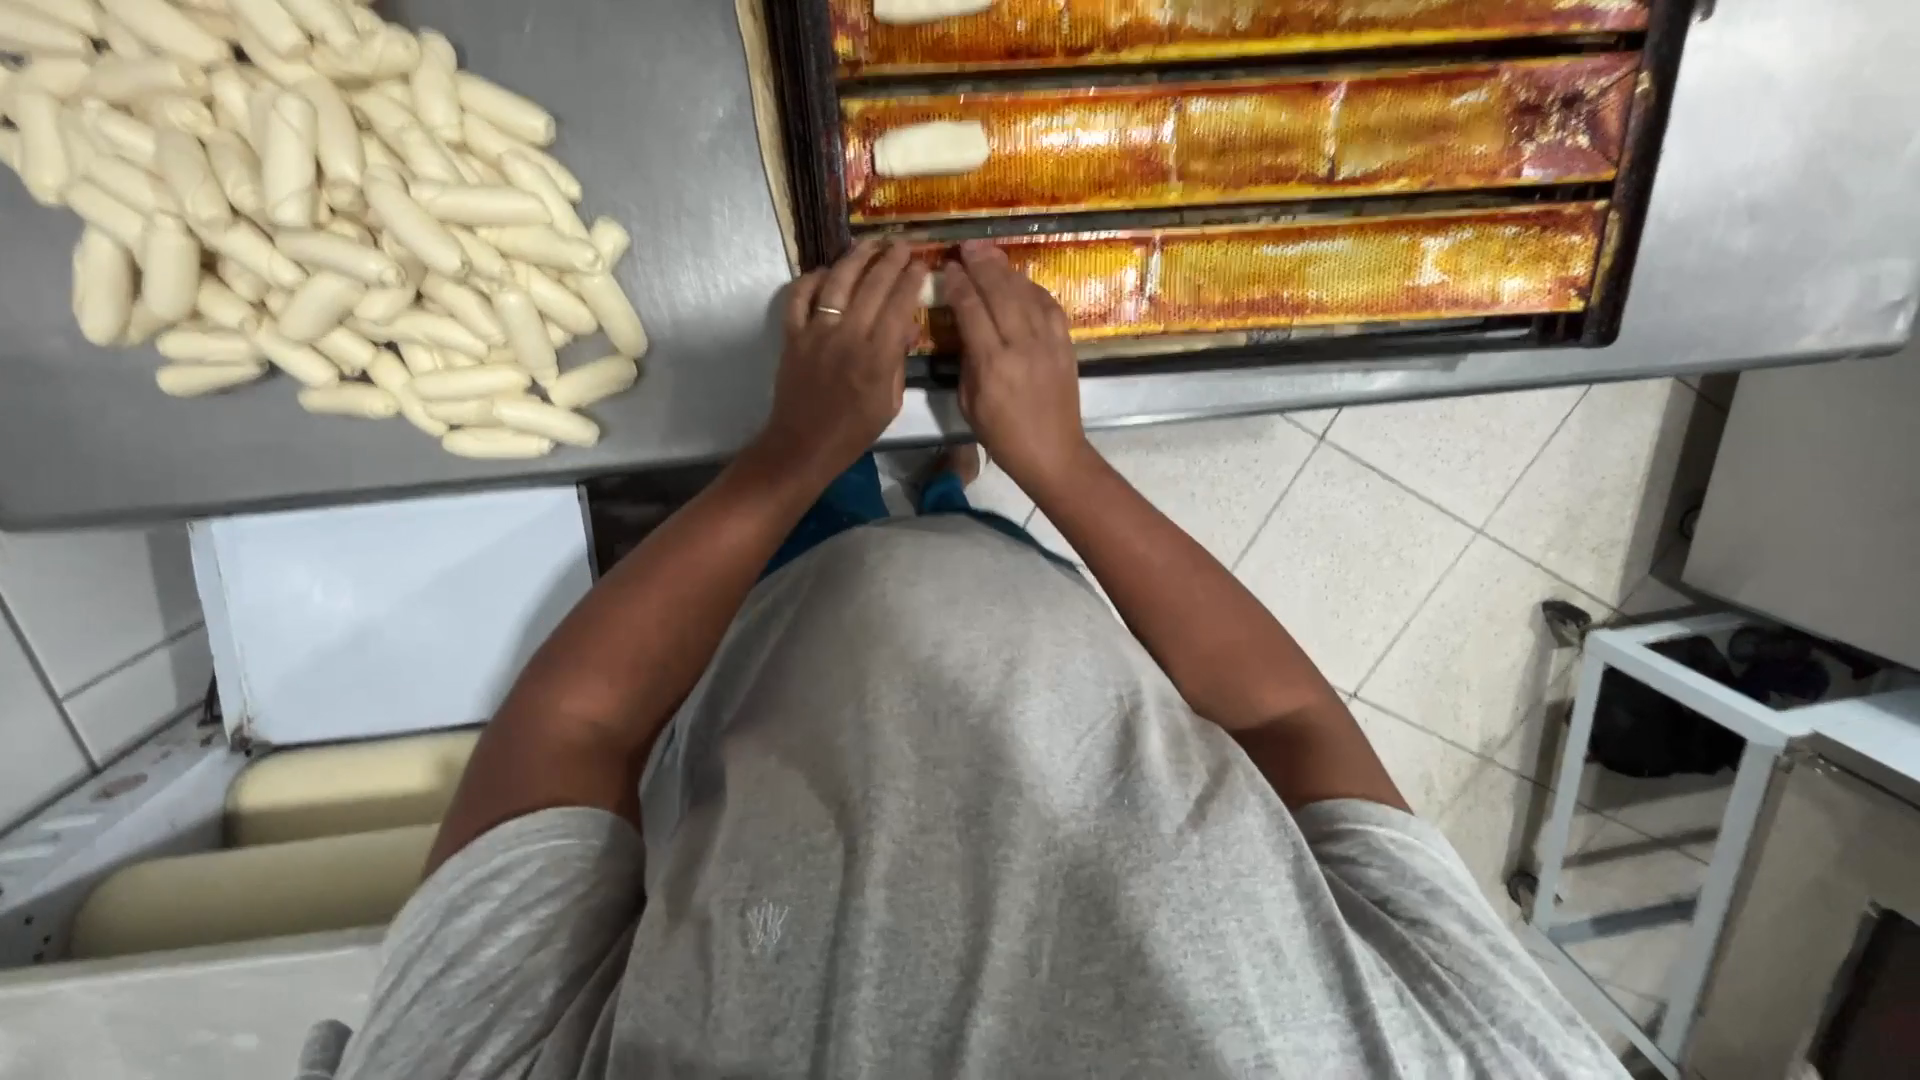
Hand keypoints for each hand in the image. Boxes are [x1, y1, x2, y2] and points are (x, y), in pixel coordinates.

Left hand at [758, 238, 926, 478]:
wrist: (804, 445)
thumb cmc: (853, 431)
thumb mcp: (890, 403)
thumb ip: (898, 362)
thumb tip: (907, 328)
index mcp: (877, 356)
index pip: (899, 304)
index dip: (912, 279)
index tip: (922, 264)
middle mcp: (848, 335)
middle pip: (872, 284)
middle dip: (890, 259)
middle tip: (902, 244)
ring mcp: (816, 332)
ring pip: (837, 281)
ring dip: (856, 257)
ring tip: (870, 243)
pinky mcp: (792, 335)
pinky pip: (799, 296)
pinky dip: (811, 279)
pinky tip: (825, 272)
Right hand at [942, 240, 1090, 492]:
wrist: (1053, 452)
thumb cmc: (1003, 435)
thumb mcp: (969, 403)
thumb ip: (967, 361)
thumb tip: (966, 329)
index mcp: (992, 363)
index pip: (971, 310)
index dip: (958, 285)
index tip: (948, 268)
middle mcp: (1021, 345)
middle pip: (1000, 292)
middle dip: (982, 265)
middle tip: (968, 246)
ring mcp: (1048, 342)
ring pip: (1026, 293)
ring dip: (1007, 270)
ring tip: (990, 253)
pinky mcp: (1066, 345)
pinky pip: (1049, 306)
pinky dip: (1033, 288)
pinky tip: (1021, 280)